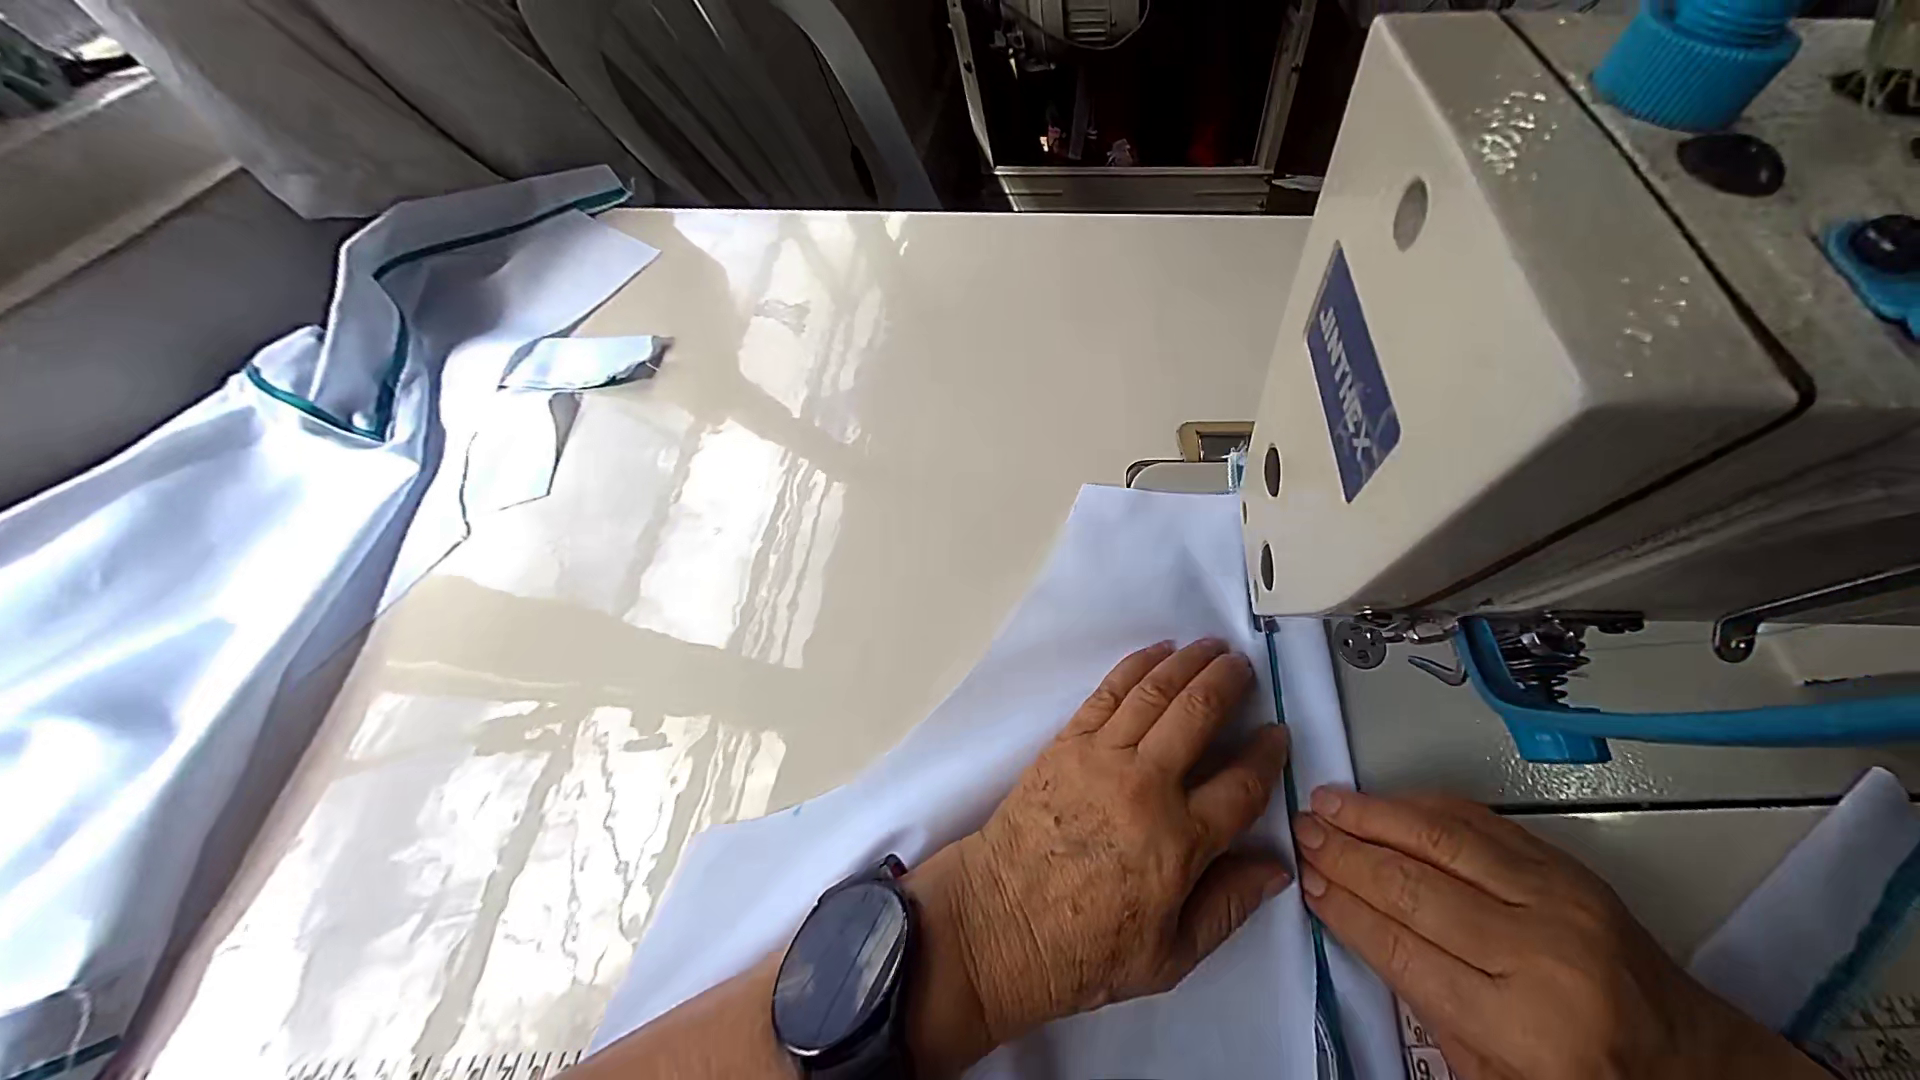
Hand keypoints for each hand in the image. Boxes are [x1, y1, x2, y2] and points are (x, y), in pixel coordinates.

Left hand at [904, 638, 1292, 1071]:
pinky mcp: (1066, 743)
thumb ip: (1229, 907)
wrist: (1000, 919)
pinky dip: (1135, 667)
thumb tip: (1277, 866)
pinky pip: (1108, 693)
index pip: (1241, 784)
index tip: (1277, 734)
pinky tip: (1156, 653)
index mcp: (1180, 841)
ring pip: (1154, 694)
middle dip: (1227, 684)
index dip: (1266, 755)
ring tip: (1210, 647)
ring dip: (1186, 664)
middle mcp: (1145, 786)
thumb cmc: (1084, 947)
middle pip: (1197, 716)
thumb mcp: (1171, 956)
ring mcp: (1101, 758)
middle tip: (1243, 667)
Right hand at [1293, 788, 1830, 1079]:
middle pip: (1414, 887)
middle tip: (1303, 832)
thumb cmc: (1581, 1075)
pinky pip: (1478, 821)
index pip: (1402, 949)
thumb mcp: (1490, 1070)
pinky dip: (1419, 804)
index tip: (1306, 880)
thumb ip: (1419, 996)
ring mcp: (1563, 903)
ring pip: (1440, 840)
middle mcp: (1546, 958)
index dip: (1344, 908)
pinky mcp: (1570, 869)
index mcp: (1526, 1028)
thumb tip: (1346, 913)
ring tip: (1326, 803)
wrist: (1695, 1063)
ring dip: (1371, 816)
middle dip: (1345, 855)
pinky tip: (1381, 802)